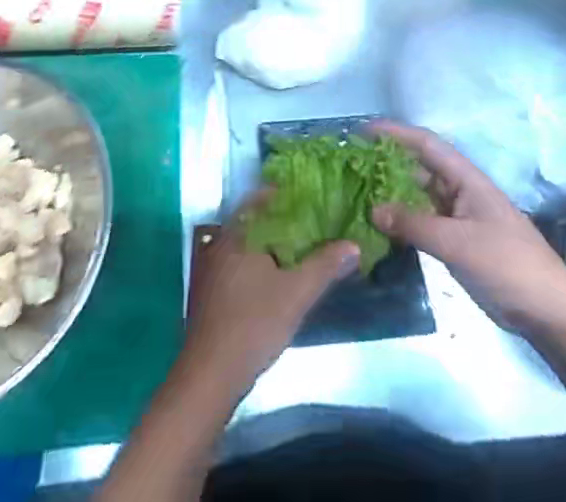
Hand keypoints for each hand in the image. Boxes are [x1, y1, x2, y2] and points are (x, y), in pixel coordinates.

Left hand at [183, 192, 358, 387]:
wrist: (212, 368)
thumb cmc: (255, 323)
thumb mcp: (297, 293)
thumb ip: (325, 265)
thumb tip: (353, 244)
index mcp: (237, 232)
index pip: (263, 199)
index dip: (290, 197)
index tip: (316, 200)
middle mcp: (220, 239)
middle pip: (255, 219)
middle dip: (285, 221)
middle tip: (318, 225)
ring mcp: (212, 262)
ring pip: (247, 241)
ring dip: (273, 242)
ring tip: (305, 247)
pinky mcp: (211, 284)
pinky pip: (239, 258)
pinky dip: (260, 259)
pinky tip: (279, 274)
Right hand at [367, 120, 565, 333]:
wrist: (550, 313)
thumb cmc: (508, 266)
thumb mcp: (457, 242)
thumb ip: (413, 224)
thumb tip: (373, 209)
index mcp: (467, 181)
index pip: (426, 145)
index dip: (395, 133)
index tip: (361, 131)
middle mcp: (461, 193)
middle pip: (418, 169)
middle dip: (385, 163)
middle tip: (349, 166)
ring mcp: (458, 219)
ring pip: (417, 196)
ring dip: (389, 193)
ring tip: (354, 193)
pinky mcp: (456, 242)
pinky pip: (420, 222)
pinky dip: (399, 221)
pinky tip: (376, 226)